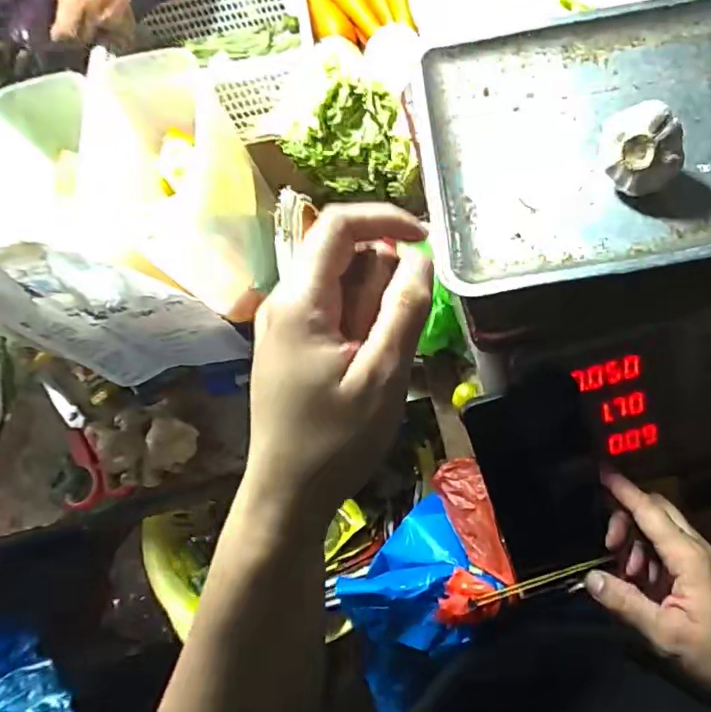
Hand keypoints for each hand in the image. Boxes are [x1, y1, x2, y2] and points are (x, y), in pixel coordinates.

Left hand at [0, 0, 131, 42]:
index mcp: (75, 1)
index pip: (62, 33)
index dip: (51, 38)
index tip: (40, 36)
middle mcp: (95, 17)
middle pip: (78, 39)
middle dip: (67, 37)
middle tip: (55, 31)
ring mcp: (114, 22)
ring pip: (97, 39)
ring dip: (86, 36)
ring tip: (77, 28)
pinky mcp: (129, 21)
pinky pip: (118, 38)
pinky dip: (110, 37)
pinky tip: (104, 30)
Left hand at [246, 204, 432, 518]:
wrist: (287, 493)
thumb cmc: (336, 440)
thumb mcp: (383, 376)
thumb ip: (405, 310)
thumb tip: (421, 257)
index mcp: (301, 301)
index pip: (339, 225)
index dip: (386, 218)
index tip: (428, 239)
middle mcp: (284, 301)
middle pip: (341, 253)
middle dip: (383, 276)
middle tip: (399, 334)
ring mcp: (283, 324)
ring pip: (339, 283)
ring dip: (374, 304)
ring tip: (382, 358)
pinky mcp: (289, 345)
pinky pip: (331, 310)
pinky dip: (360, 321)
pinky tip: (367, 363)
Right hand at [586, 470, 710, 700]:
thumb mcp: (665, 635)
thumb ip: (626, 603)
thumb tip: (590, 577)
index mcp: (689, 557)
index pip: (650, 512)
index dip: (623, 490)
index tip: (601, 469)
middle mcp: (695, 549)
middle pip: (656, 511)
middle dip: (625, 517)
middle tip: (607, 546)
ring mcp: (698, 560)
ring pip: (658, 531)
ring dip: (634, 543)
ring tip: (624, 577)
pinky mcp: (697, 574)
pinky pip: (664, 552)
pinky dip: (644, 559)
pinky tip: (637, 585)